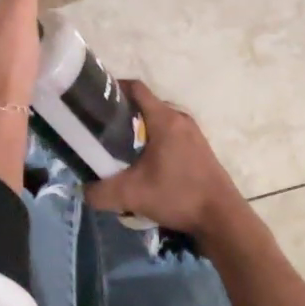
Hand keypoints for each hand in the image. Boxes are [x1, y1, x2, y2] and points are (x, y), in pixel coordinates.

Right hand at [84, 81, 245, 242]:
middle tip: (101, 132)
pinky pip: (170, 135)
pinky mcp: (199, 148)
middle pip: (145, 105)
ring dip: (139, 131)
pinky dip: (154, 142)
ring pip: (158, 122)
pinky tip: (144, 165)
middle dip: (121, 115)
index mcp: (165, 118)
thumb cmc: (178, 195)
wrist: (221, 217)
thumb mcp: (132, 195)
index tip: (94, 102)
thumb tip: (84, 189)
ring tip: (119, 150)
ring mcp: (193, 133)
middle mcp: (180, 118)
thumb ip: (100, 192)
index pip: (135, 88)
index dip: (112, 89)